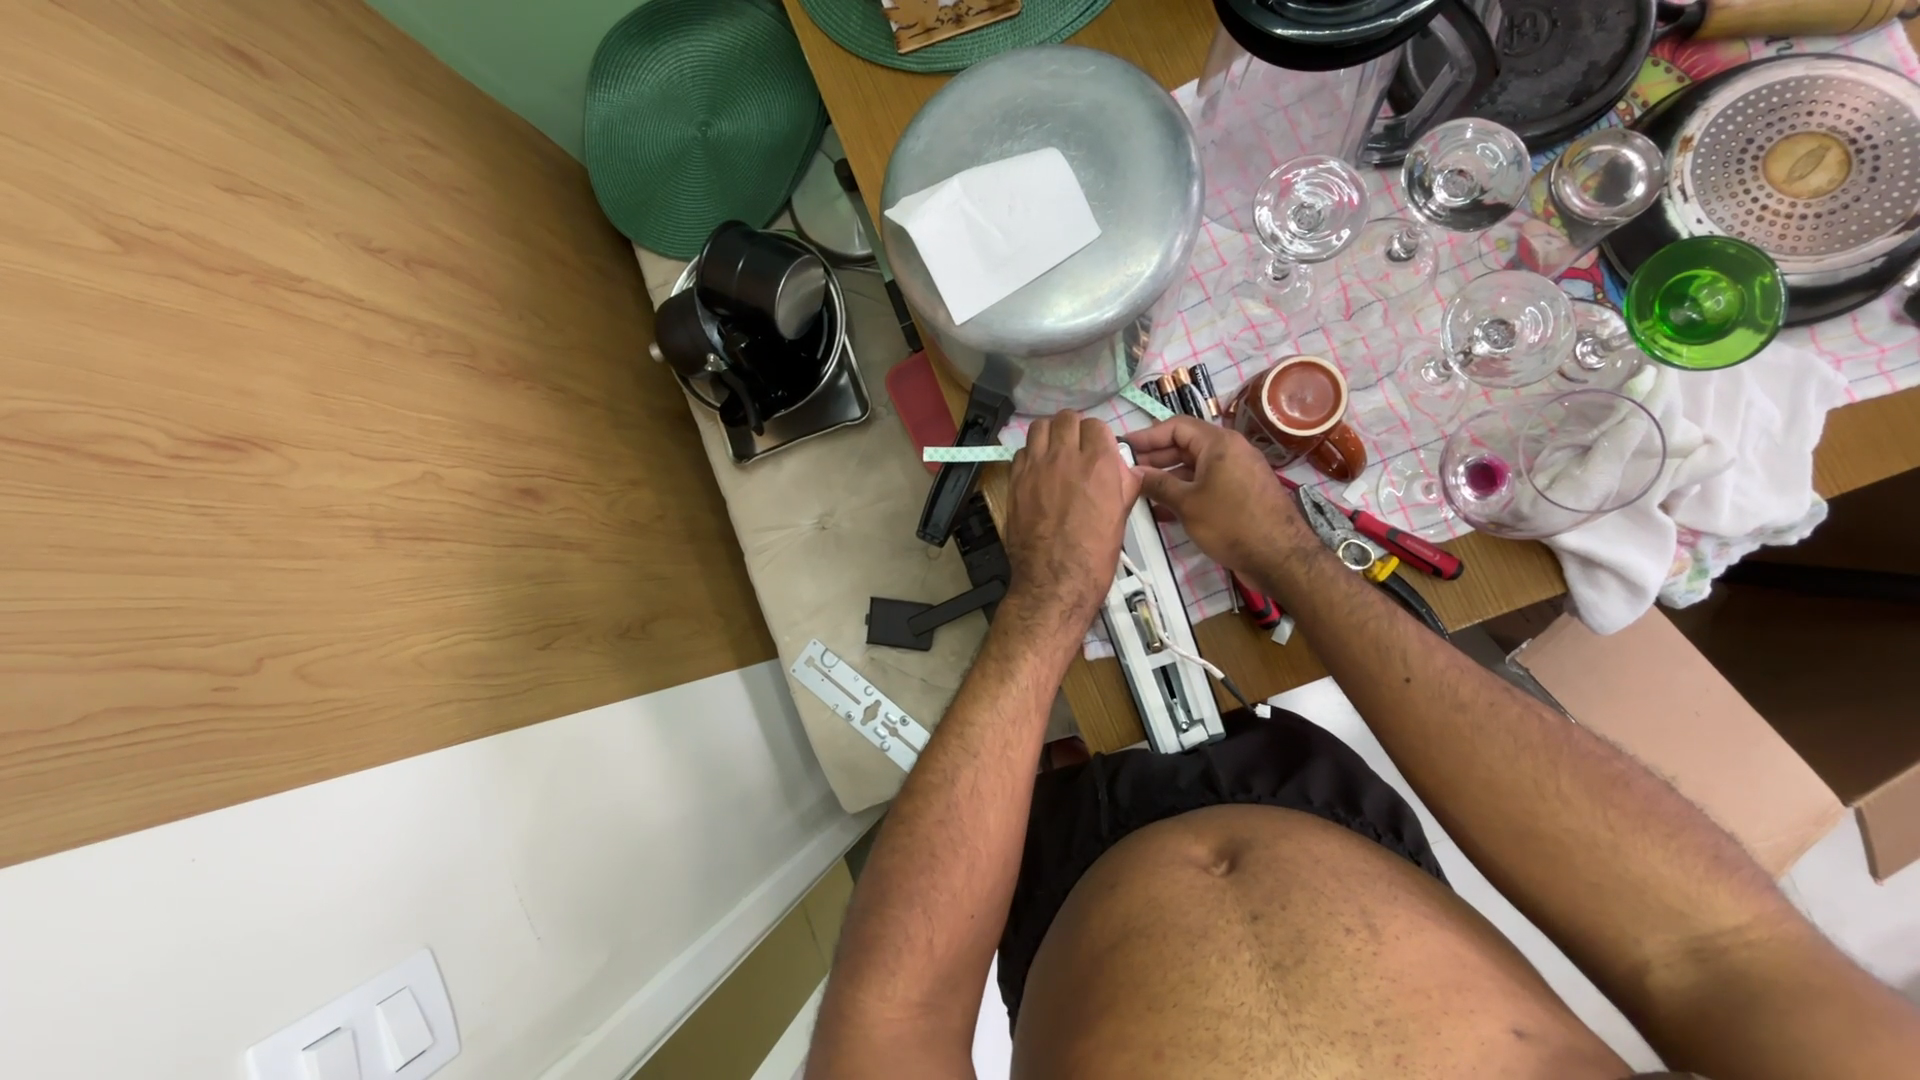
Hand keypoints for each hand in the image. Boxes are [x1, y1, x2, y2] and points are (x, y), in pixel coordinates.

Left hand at [1002, 411, 1140, 626]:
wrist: (1054, 581)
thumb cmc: (1094, 555)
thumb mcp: (1122, 517)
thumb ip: (1124, 484)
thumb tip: (1124, 469)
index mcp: (1099, 464)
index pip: (1097, 426)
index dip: (1098, 438)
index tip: (1098, 451)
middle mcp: (1066, 457)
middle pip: (1066, 419)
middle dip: (1074, 429)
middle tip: (1076, 448)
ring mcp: (1036, 467)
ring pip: (1040, 427)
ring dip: (1050, 435)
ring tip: (1055, 452)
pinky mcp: (1015, 481)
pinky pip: (1021, 452)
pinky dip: (1031, 456)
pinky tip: (1037, 472)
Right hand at [1125, 416, 1312, 578]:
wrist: (1279, 556)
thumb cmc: (1231, 523)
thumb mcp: (1187, 503)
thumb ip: (1157, 484)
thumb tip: (1134, 472)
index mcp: (1218, 443)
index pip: (1176, 426)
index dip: (1147, 436)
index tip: (1123, 447)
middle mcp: (1230, 450)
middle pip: (1185, 445)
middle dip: (1155, 457)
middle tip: (1127, 470)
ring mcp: (1237, 471)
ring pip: (1194, 466)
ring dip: (1168, 477)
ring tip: (1139, 491)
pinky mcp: (1240, 492)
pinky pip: (1206, 483)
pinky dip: (1185, 490)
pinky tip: (1164, 508)